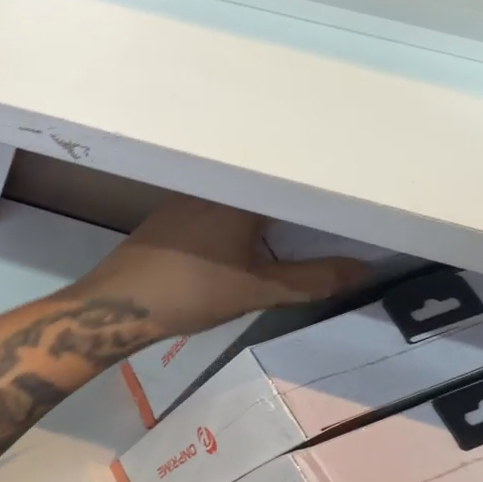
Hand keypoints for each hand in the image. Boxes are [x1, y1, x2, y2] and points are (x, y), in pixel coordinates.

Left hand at [65, 196, 368, 338]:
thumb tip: (367, 268)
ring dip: (262, 205)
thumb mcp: (257, 290)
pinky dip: (234, 216)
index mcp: (237, 194)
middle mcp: (209, 186)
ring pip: (235, 195)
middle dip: (293, 194)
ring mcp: (182, 200)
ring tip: (298, 217)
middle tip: (333, 203)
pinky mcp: (165, 218)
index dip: (320, 183)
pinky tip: (247, 232)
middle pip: (261, 182)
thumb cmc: (189, 292)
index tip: (352, 186)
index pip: (288, 176)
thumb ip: (313, 279)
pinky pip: (212, 207)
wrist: (116, 306)